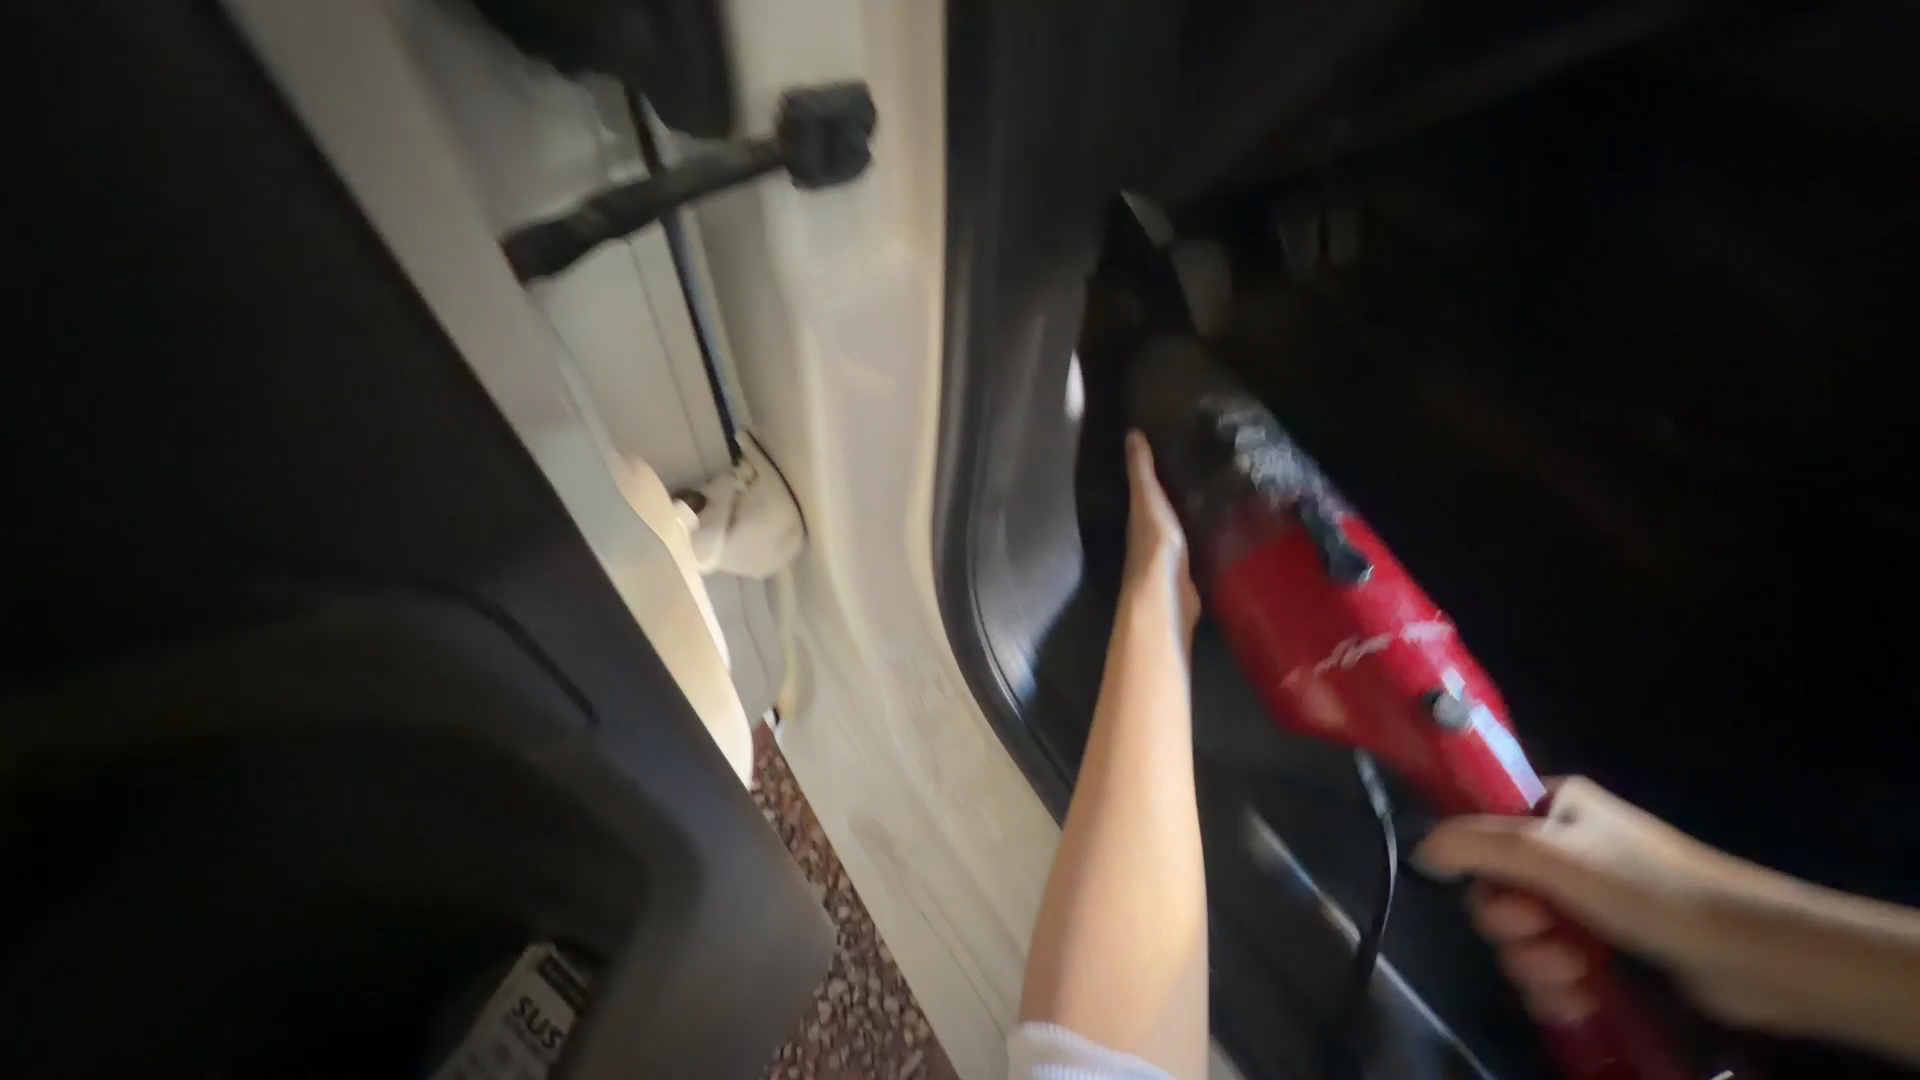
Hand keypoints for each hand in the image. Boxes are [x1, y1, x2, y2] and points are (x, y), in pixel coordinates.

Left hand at [1123, 431, 1201, 638]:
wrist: (1167, 596)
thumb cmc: (1154, 544)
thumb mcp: (1147, 500)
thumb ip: (1141, 471)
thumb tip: (1131, 433)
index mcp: (1139, 517)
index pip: (1146, 486)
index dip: (1156, 468)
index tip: (1175, 446)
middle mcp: (1151, 535)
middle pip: (1165, 507)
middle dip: (1179, 490)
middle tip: (1206, 465)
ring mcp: (1170, 556)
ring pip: (1182, 526)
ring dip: (1194, 512)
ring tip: (1221, 491)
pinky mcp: (1190, 572)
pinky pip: (1198, 545)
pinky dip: (1205, 534)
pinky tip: (1224, 527)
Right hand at [1415, 777, 1755, 1027]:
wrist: (1759, 956)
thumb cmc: (1648, 888)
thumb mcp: (1546, 853)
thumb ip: (1472, 845)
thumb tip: (1420, 851)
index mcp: (1548, 804)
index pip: (1477, 823)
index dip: (1470, 861)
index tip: (1488, 887)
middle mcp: (1560, 844)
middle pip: (1492, 884)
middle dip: (1506, 923)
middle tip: (1535, 936)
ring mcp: (1583, 896)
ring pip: (1518, 930)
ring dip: (1531, 960)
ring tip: (1567, 976)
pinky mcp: (1604, 945)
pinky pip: (1547, 960)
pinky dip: (1553, 982)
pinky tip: (1574, 996)